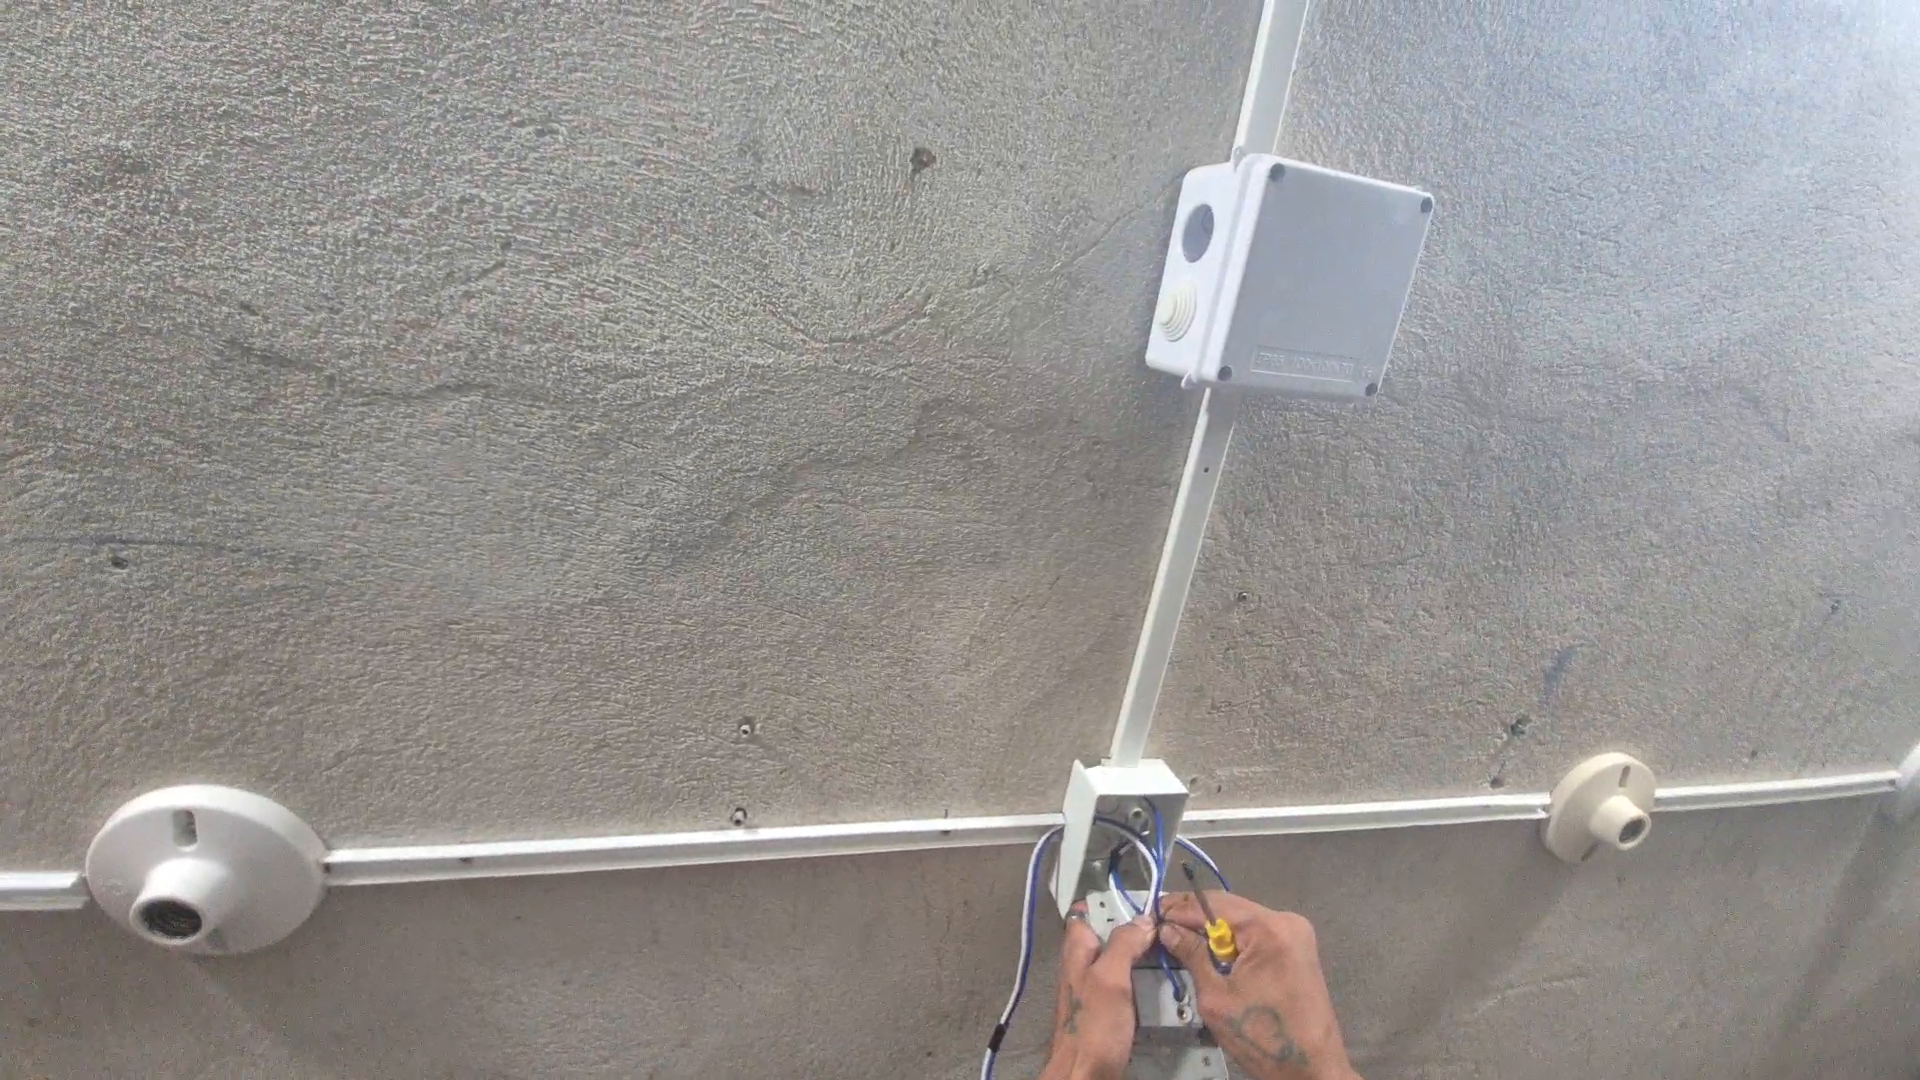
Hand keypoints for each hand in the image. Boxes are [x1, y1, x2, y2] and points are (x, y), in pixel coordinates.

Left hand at [1037, 908, 1157, 1079]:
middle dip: (1134, 929)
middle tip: (1165, 928)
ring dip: (1141, 956)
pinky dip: (1142, 980)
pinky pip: (1126, 983)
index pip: (1087, 910)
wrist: (1084, 1076)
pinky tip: (1162, 983)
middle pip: (1108, 934)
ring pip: (1119, 959)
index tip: (1141, 901)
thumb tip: (1144, 918)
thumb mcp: (1110, 978)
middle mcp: (1082, 961)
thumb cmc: (1094, 1025)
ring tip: (1170, 951)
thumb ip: (1124, 944)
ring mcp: (1093, 986)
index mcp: (1077, 947)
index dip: (1111, 902)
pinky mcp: (1106, 1008)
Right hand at [1157, 892, 1359, 1079]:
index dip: (1178, 908)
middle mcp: (1284, 920)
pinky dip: (1231, 937)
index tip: (1152, 912)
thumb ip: (1191, 955)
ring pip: (1239, 916)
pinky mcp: (1296, 946)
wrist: (1315, 1076)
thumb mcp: (1217, 999)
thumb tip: (1166, 928)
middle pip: (1227, 906)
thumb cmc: (1264, 1040)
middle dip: (1193, 914)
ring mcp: (1294, 931)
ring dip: (1210, 925)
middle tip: (1161, 921)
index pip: (1212, 905)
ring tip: (1179, 933)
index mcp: (1267, 929)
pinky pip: (1254, 930)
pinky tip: (1210, 946)